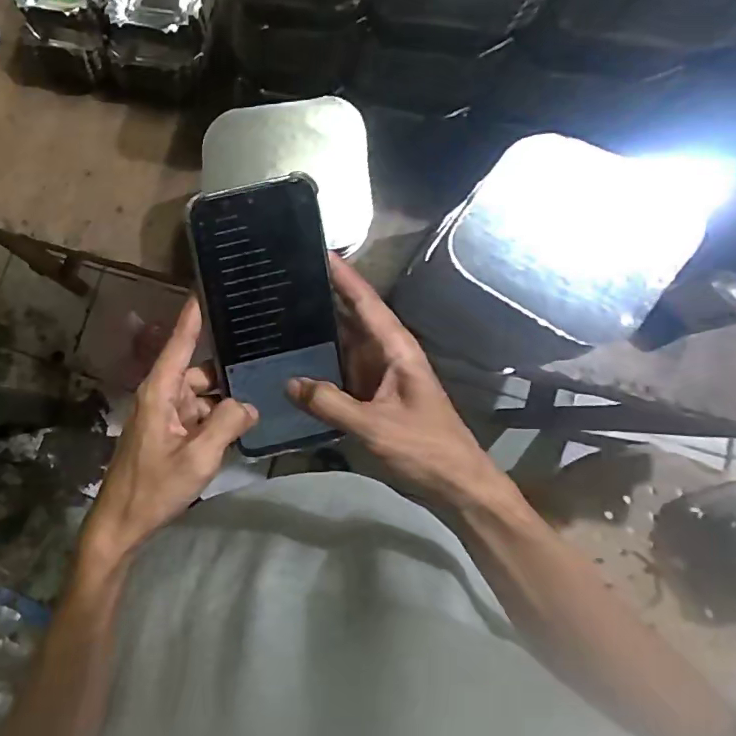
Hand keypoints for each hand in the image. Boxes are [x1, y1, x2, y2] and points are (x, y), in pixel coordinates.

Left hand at [81, 296, 257, 567]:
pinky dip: (215, 420)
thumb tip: (249, 403)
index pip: (178, 345)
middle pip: (197, 372)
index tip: (203, 290)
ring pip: (200, 396)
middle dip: (225, 374)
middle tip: (263, 364)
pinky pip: (196, 416)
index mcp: (159, 394)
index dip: (192, 318)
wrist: (121, 523)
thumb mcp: (198, 458)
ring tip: (260, 399)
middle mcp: (159, 398)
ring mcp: (162, 417)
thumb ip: (226, 425)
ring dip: (223, 402)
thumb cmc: (154, 488)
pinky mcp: (166, 434)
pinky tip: (240, 428)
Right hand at [287, 255, 507, 506]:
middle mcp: (386, 355)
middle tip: (284, 279)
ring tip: (280, 312)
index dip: (343, 276)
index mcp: (396, 350)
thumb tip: (290, 383)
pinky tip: (293, 360)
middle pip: (351, 317)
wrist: (456, 485)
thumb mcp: (376, 426)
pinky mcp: (371, 397)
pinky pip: (339, 371)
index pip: (366, 303)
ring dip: (318, 329)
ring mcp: (378, 376)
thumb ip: (331, 404)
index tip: (318, 250)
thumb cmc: (426, 449)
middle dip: (324, 296)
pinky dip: (319, 363)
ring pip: (343, 343)